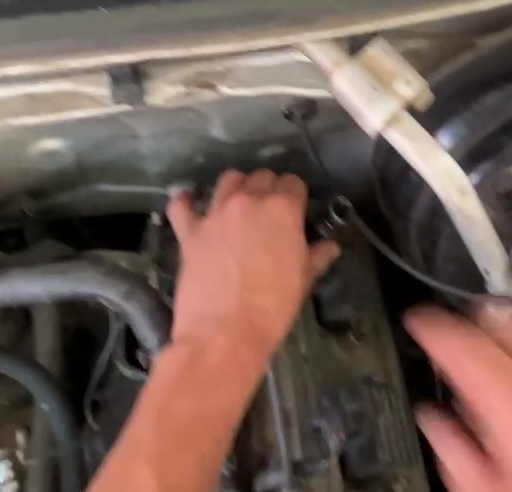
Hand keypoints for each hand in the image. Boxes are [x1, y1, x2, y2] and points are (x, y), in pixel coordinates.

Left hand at [166, 171, 340, 363]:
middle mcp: (249, 201)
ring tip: (239, 205)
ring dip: (237, 187)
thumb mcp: (303, 281)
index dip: (296, 196)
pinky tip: (189, 203)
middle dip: (269, 188)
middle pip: (262, 176)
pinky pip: (181, 206)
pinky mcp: (190, 232)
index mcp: (283, 209)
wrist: (224, 335)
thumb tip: (330, 246)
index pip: (294, 183)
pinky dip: (185, 202)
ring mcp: (216, 214)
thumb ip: (317, 256)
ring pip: (229, 180)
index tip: (297, 211)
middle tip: (270, 212)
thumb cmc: (272, 308)